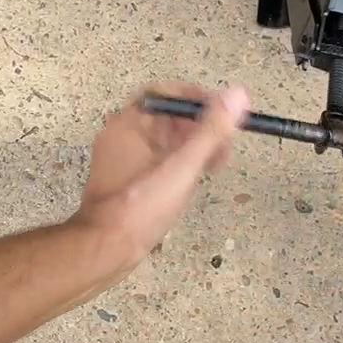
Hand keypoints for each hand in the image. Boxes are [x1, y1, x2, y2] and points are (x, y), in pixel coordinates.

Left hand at [69, 83, 249, 273]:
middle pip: (164, 117)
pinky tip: (193, 181)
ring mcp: (120, 160)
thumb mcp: (182, 166)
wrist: (105, 249)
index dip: (194, 98)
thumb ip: (211, 131)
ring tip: (216, 164)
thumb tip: (238, 94)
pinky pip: (155, 161)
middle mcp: (119, 136)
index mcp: (128, 124)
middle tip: (225, 144)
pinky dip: (177, 163)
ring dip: (191, 146)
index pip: (162, 93)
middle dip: (198, 126)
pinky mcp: (124, 182)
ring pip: (161, 141)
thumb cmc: (141, 206)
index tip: (221, 113)